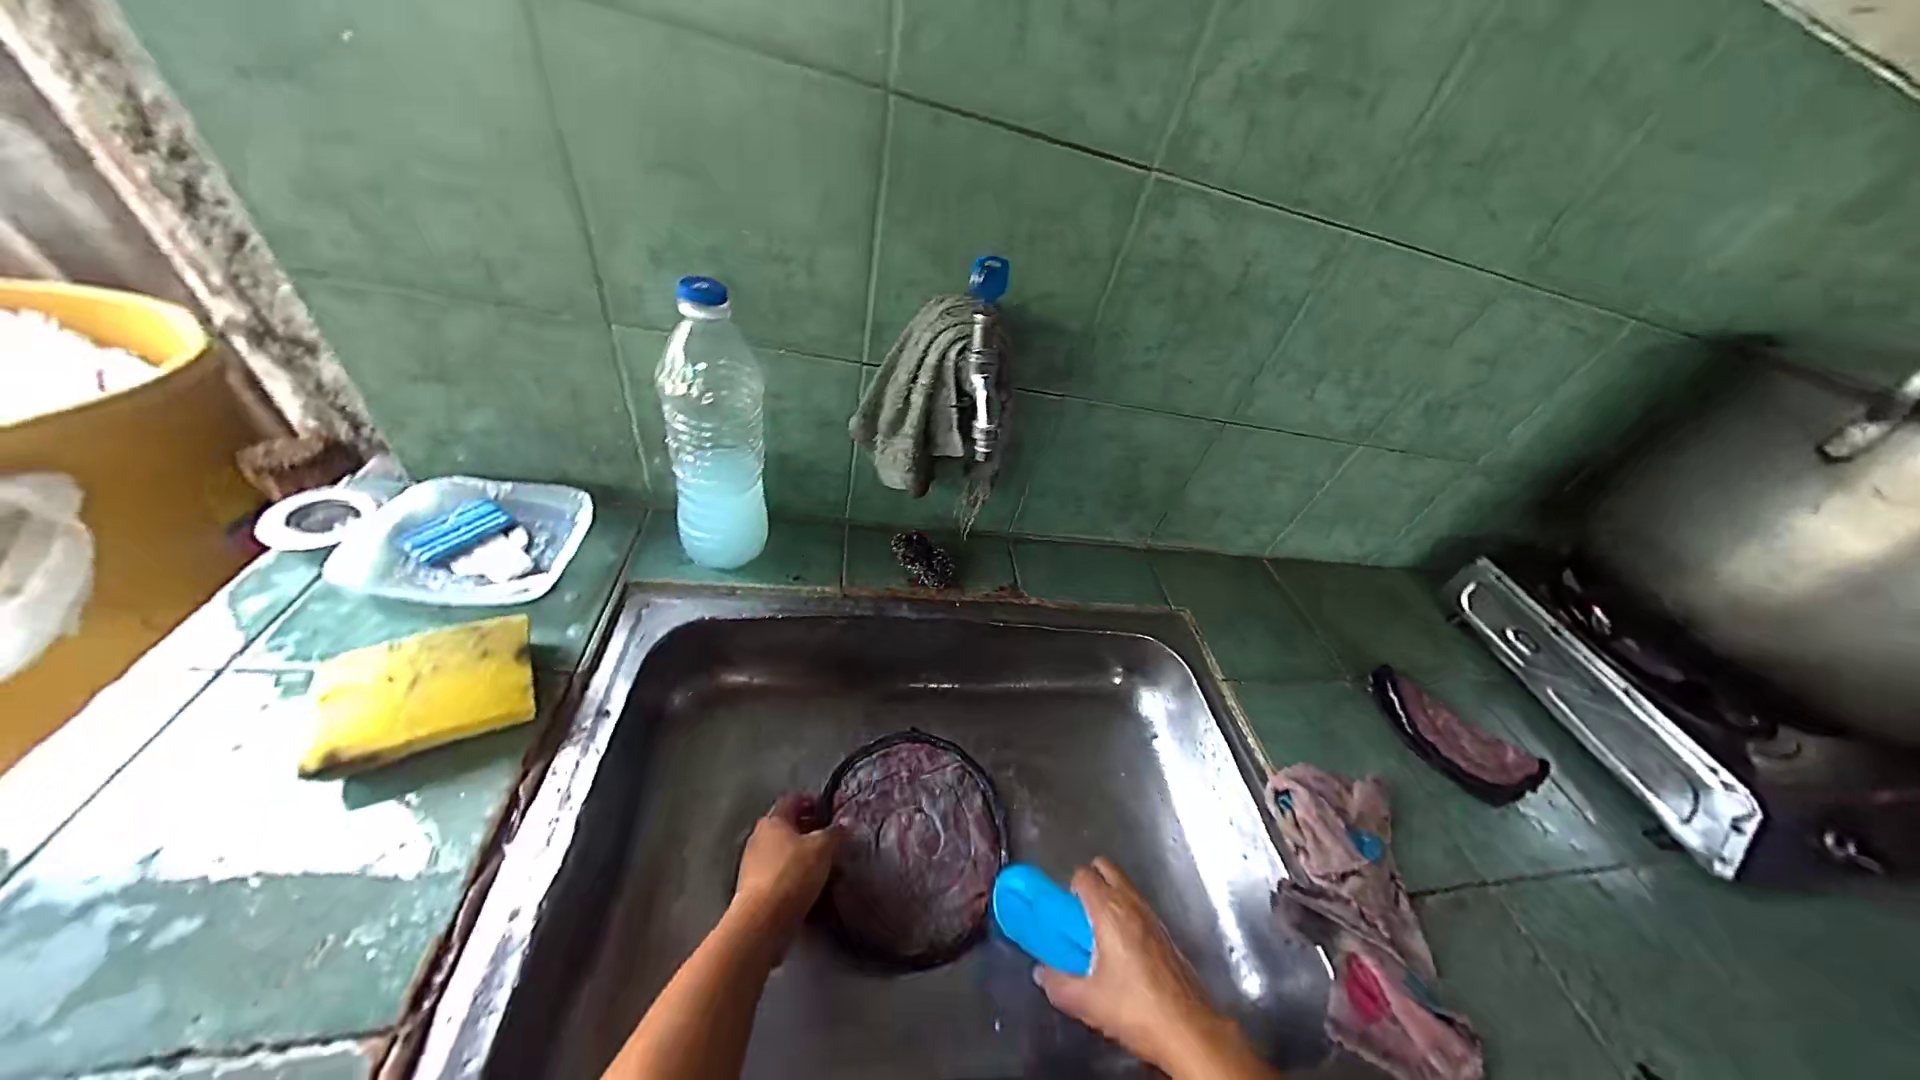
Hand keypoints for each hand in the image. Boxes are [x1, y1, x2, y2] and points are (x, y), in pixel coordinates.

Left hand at [732, 794, 839, 943]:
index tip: (827, 809)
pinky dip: (792, 873)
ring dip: (801, 852)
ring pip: (782, 850)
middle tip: (828, 835)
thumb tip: (845, 824)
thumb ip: (836, 833)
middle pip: (787, 825)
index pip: (793, 800)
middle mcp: (759, 838)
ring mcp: (753, 864)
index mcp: (773, 820)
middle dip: (808, 828)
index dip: (812, 801)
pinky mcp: (753, 888)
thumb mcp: (823, 848)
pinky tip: (807, 884)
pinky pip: (777, 873)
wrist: (763, 921)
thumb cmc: (791, 875)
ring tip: (822, 861)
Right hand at [1033, 858, 1243, 1074]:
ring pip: (1125, 886)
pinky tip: (1124, 950)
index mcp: (1108, 910)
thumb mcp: (1087, 1002)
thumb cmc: (1135, 1009)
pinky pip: (1139, 907)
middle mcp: (1131, 904)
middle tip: (1080, 913)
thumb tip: (1041, 973)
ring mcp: (1153, 916)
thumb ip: (1058, 983)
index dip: (1070, 887)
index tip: (1064, 910)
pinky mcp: (1166, 933)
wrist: (1189, 1030)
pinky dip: (1127, 913)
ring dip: (1110, 896)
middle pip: (1106, 868)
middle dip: (1091, 881)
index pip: (1083, 875)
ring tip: (1099, 933)